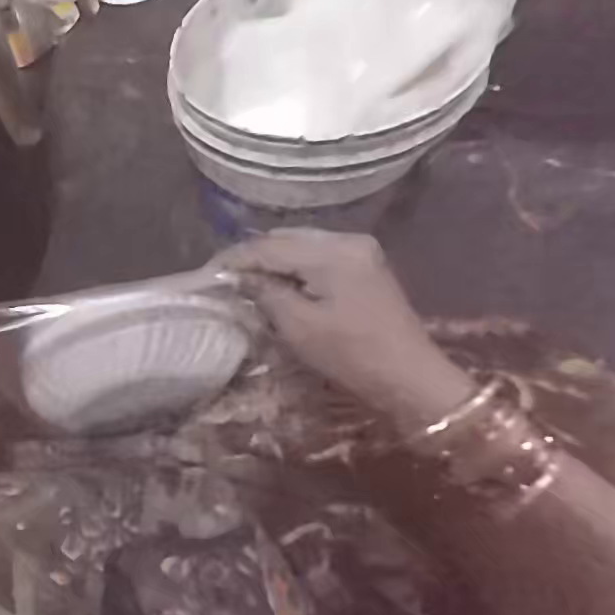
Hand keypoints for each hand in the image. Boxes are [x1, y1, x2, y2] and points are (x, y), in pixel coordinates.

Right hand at [214, 229, 475, 429]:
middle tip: (222, 278)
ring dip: (270, 259)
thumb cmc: (350, 354)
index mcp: (331, 253)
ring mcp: (358, 249)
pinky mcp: (363, 263)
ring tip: (243, 280)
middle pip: (284, 238)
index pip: (268, 246)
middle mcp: (346, 240)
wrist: (408, 375)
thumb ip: (265, 293)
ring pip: (299, 243)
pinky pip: (316, 253)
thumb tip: (238, 277)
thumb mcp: (298, 326)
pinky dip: (291, 264)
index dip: (234, 259)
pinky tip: (276, 281)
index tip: (205, 274)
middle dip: (250, 256)